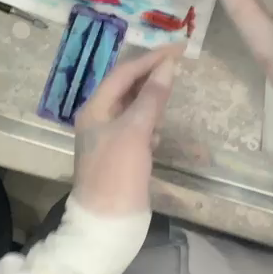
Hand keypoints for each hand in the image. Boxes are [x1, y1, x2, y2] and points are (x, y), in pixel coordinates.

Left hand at [71, 44, 182, 215]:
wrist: (108, 224)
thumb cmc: (117, 174)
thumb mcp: (135, 131)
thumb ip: (151, 97)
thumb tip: (167, 66)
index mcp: (95, 109)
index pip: (123, 73)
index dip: (149, 59)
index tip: (177, 50)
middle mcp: (98, 119)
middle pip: (125, 87)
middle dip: (150, 74)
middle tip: (178, 63)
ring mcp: (109, 139)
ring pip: (132, 106)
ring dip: (151, 96)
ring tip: (172, 87)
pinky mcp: (121, 156)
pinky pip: (137, 127)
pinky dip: (151, 121)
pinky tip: (161, 127)